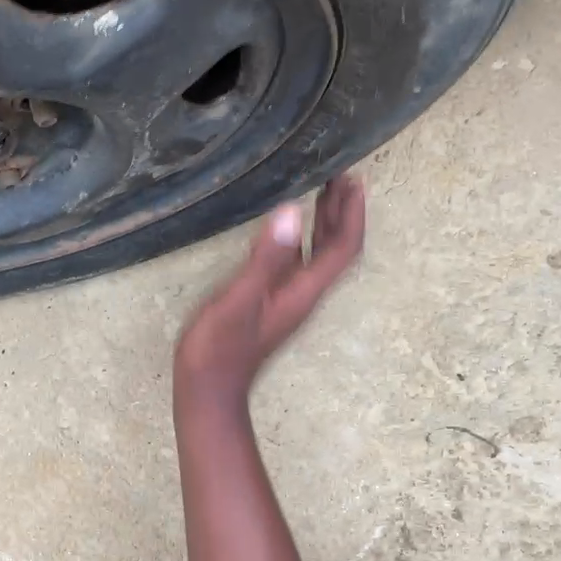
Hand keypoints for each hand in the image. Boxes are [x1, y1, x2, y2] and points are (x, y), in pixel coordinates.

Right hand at [175, 175, 366, 401]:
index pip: (342, 248)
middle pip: (336, 249)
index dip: (352, 214)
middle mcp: (303, 293)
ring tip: (322, 188)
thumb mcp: (240, 299)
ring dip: (325, 222)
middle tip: (340, 173)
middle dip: (342, 211)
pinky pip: (297, 261)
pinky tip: (288, 225)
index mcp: (303, 291)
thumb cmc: (220, 347)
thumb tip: (292, 213)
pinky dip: (301, 237)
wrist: (209, 387)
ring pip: (317, 254)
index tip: (352, 180)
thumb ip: (266, 259)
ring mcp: (287, 298)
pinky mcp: (271, 299)